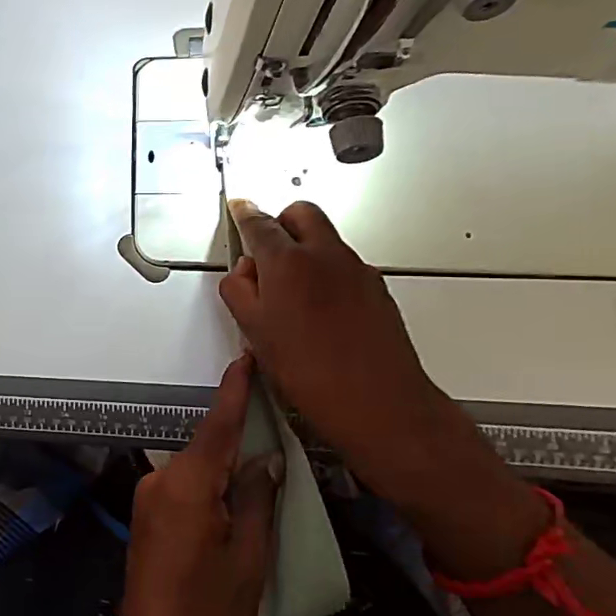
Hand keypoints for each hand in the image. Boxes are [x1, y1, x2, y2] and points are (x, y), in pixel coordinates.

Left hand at [114, 355, 281, 615]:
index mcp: (189, 482)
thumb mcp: (250, 556)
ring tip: (261, 465)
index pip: (217, 425)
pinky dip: (208, 483)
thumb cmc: (212, 611)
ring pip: (195, 466)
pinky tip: (231, 498)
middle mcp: (162, 478)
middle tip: (272, 417)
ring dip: (223, 464)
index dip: (233, 391)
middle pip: (205, 444)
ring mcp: (149, 495)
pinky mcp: (147, 513)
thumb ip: (257, 498)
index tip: (244, 357)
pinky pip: (183, 484)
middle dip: (235, 432)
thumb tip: (266, 457)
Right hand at [217, 199, 480, 500]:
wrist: (378, 405)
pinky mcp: (377, 290)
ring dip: (305, 248)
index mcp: (288, 262)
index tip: (240, 210)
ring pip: (326, 238)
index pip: (259, 222)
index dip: (244, 214)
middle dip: (280, 221)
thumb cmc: (317, 374)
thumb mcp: (252, 330)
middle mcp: (326, 257)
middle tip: (265, 245)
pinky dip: (327, 271)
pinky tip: (316, 308)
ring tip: (289, 288)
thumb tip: (241, 276)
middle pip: (302, 213)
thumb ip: (238, 290)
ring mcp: (357, 271)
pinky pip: (345, 264)